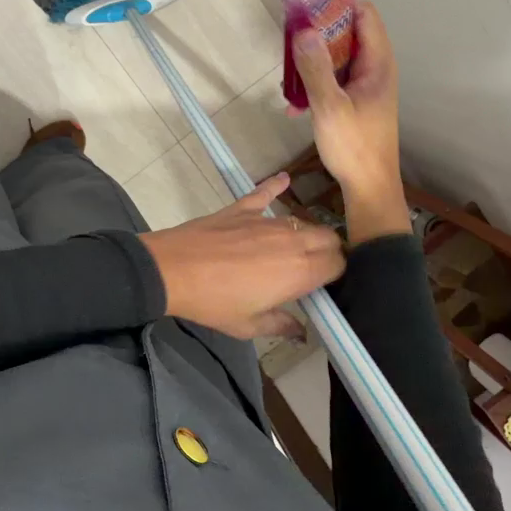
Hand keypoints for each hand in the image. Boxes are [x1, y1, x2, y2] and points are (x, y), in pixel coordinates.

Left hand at [139, 174, 344, 338]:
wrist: (172, 270)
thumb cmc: (213, 302)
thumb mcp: (248, 325)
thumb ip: (281, 325)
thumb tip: (301, 332)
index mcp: (299, 272)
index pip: (337, 264)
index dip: (337, 273)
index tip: (327, 284)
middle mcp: (291, 241)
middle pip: (328, 238)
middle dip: (329, 251)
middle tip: (315, 267)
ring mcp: (266, 221)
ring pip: (301, 221)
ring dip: (305, 232)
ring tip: (297, 246)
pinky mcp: (242, 208)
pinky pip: (265, 192)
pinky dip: (275, 186)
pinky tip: (284, 179)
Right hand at [292, 0, 412, 242]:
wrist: (369, 187)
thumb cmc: (354, 146)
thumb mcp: (330, 106)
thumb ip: (316, 69)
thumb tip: (304, 31)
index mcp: (378, 64)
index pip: (365, 15)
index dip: (339, 5)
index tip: (309, 5)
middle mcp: (375, 70)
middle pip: (349, 34)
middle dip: (319, 33)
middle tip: (290, 37)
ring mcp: (366, 87)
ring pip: (338, 58)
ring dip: (313, 62)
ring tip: (287, 73)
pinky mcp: (356, 102)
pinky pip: (334, 80)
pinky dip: (316, 84)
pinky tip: (294, 103)